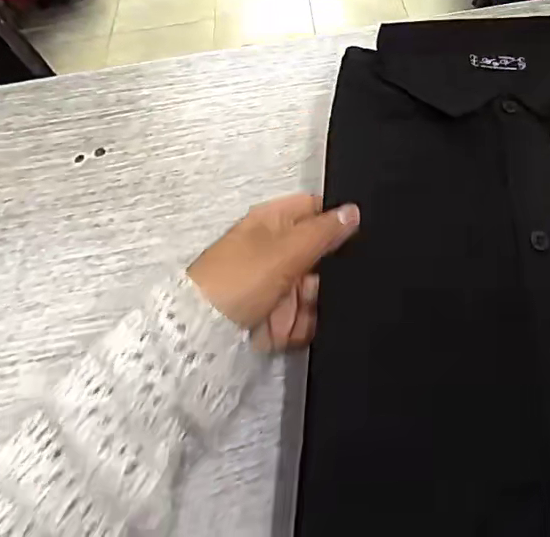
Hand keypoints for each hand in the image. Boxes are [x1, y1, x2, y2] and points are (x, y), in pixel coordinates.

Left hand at [188, 193, 359, 349]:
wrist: (197, 340)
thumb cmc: (236, 281)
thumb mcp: (288, 248)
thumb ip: (325, 229)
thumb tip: (352, 211)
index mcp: (272, 220)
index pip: (316, 209)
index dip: (333, 222)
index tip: (347, 239)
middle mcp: (272, 248)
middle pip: (319, 253)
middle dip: (323, 273)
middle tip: (312, 284)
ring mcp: (270, 282)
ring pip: (312, 287)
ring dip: (310, 302)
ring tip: (294, 311)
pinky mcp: (269, 314)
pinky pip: (300, 314)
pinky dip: (300, 322)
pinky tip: (289, 328)